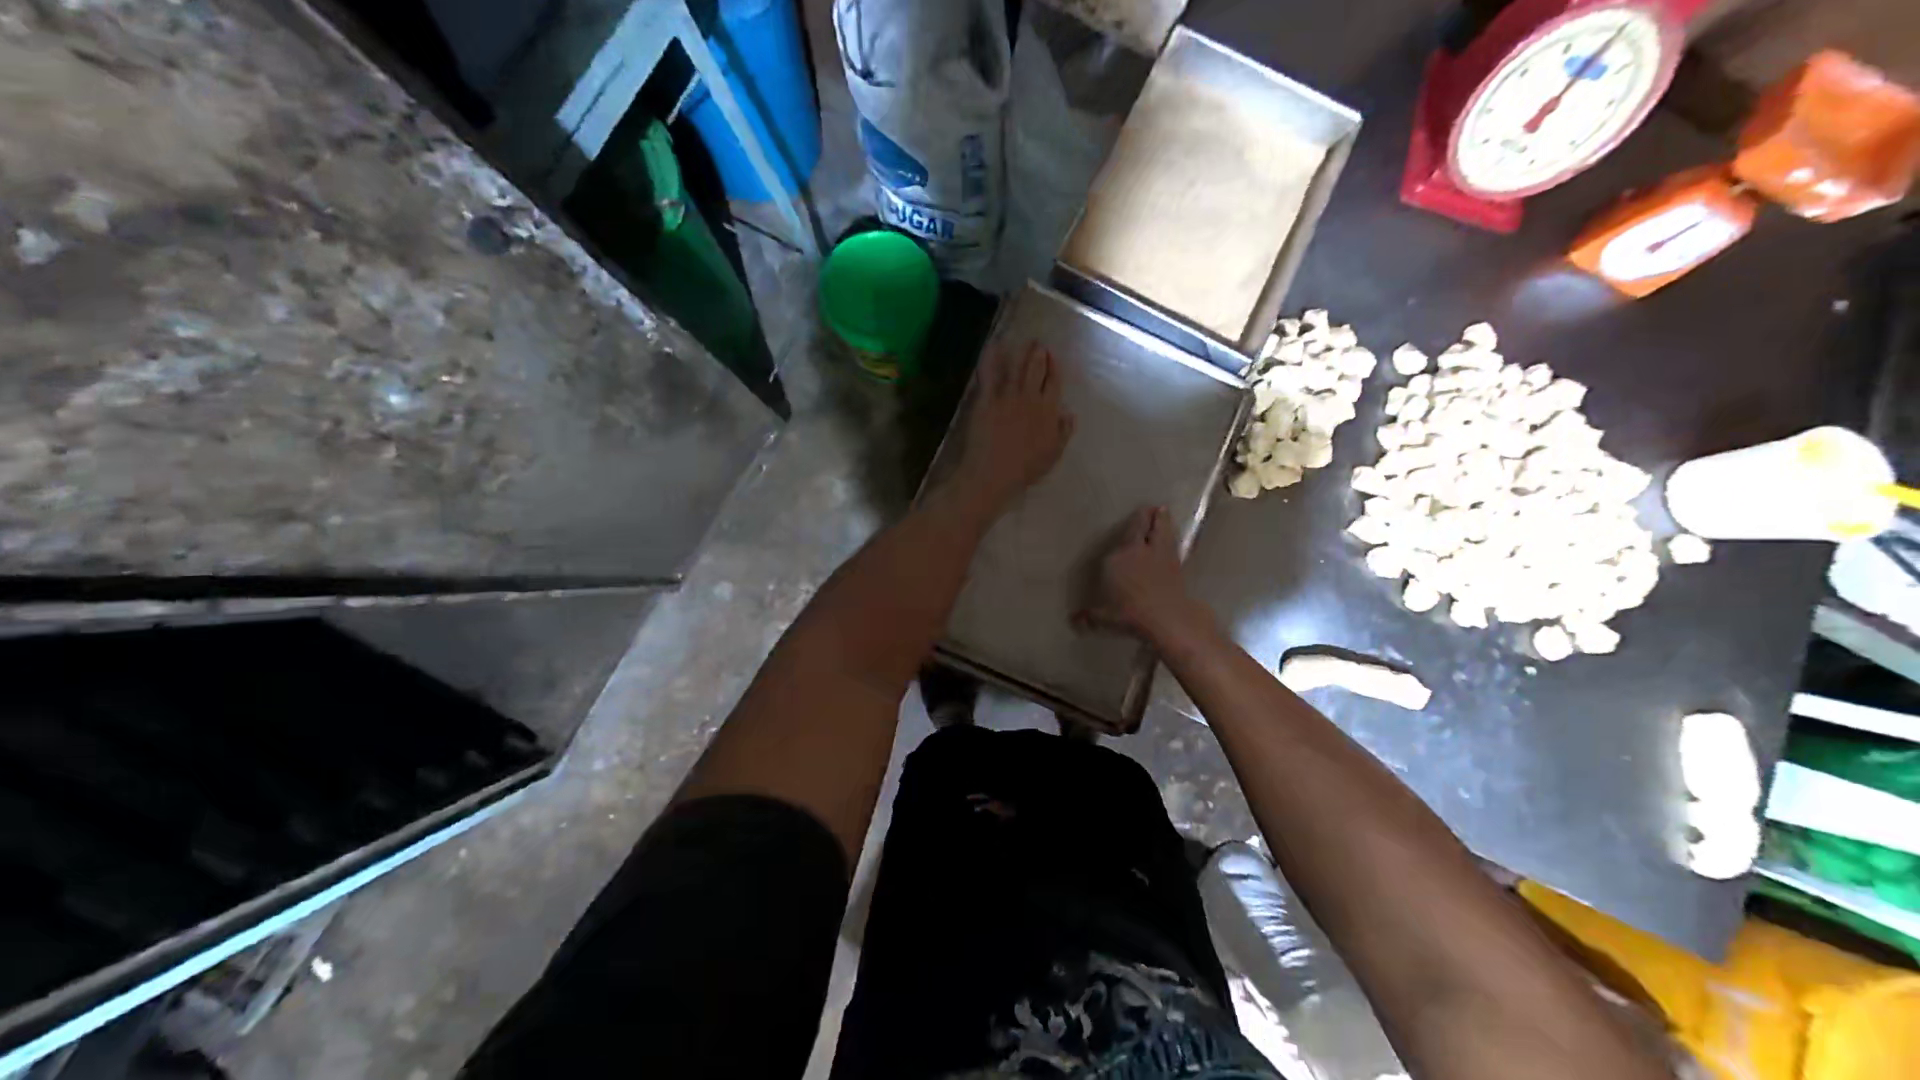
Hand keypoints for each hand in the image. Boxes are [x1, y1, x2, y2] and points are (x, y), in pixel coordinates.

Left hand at [949, 343, 1074, 514]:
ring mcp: (1008, 396)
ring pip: (1018, 366)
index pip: (1055, 382)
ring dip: (1023, 351)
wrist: (993, 473)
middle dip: (1040, 354)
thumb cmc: (1024, 469)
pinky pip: (990, 372)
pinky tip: (994, 344)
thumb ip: (1062, 432)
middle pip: (1038, 368)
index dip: (1054, 367)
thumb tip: (1069, 413)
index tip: (1053, 357)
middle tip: (1039, 344)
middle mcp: (1031, 398)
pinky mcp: (987, 398)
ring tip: (1025, 341)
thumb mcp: (1052, 454)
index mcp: (1049, 411)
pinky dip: (992, 356)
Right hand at [1076, 505, 1196, 642]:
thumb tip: (1074, 620)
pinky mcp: (1174, 559)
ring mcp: (1156, 552)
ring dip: (1161, 519)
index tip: (1118, 539)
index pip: (1113, 549)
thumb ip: (1090, 616)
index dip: (1117, 545)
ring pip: (1158, 529)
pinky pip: (1170, 539)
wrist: (1166, 616)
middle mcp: (1134, 550)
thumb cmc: (1130, 615)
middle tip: (1146, 508)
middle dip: (1141, 517)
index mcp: (1114, 561)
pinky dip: (1170, 531)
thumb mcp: (1105, 618)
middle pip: (1137, 528)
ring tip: (1162, 509)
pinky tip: (1171, 529)